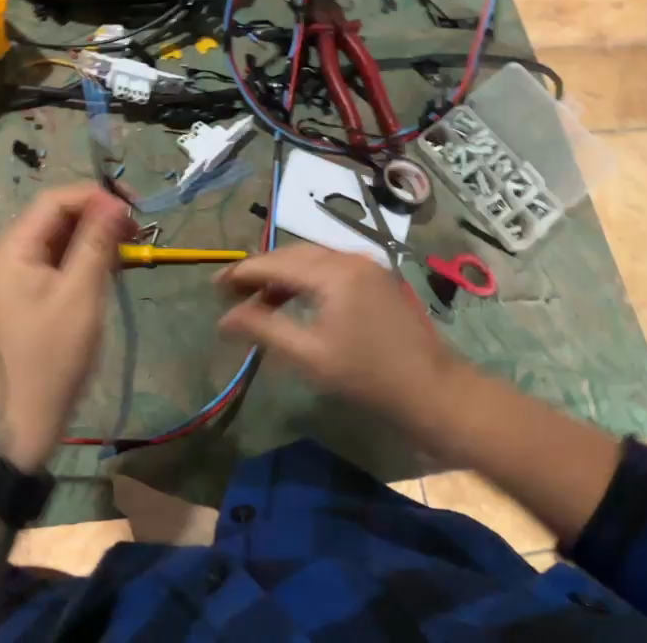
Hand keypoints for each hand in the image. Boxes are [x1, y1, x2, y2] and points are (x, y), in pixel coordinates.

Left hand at [0, 183, 135, 470]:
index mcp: (10, 251)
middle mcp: (5, 257)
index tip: (134, 209)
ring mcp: (11, 280)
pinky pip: (53, 266)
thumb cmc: (52, 358)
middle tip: (137, 231)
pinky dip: (81, 263)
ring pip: (56, 243)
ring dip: (92, 240)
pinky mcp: (21, 299)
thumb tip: (115, 202)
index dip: (95, 197)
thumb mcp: (81, 295)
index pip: (54, 202)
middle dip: (96, 218)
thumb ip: (97, 242)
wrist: (22, 423)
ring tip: (129, 251)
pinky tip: (109, 271)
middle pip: (54, 219)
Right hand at [216, 244, 455, 429]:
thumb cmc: (367, 377)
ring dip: (282, 276)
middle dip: (259, 272)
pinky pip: (330, 269)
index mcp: (333, 272)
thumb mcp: (308, 356)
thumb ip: (263, 330)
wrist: (433, 391)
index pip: (275, 263)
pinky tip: (292, 302)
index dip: (241, 273)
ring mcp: (367, 266)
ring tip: (257, 301)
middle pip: (292, 255)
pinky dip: (305, 280)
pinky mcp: (377, 279)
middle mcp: (350, 258)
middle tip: (230, 294)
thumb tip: (224, 319)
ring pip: (311, 260)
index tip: (213, 288)